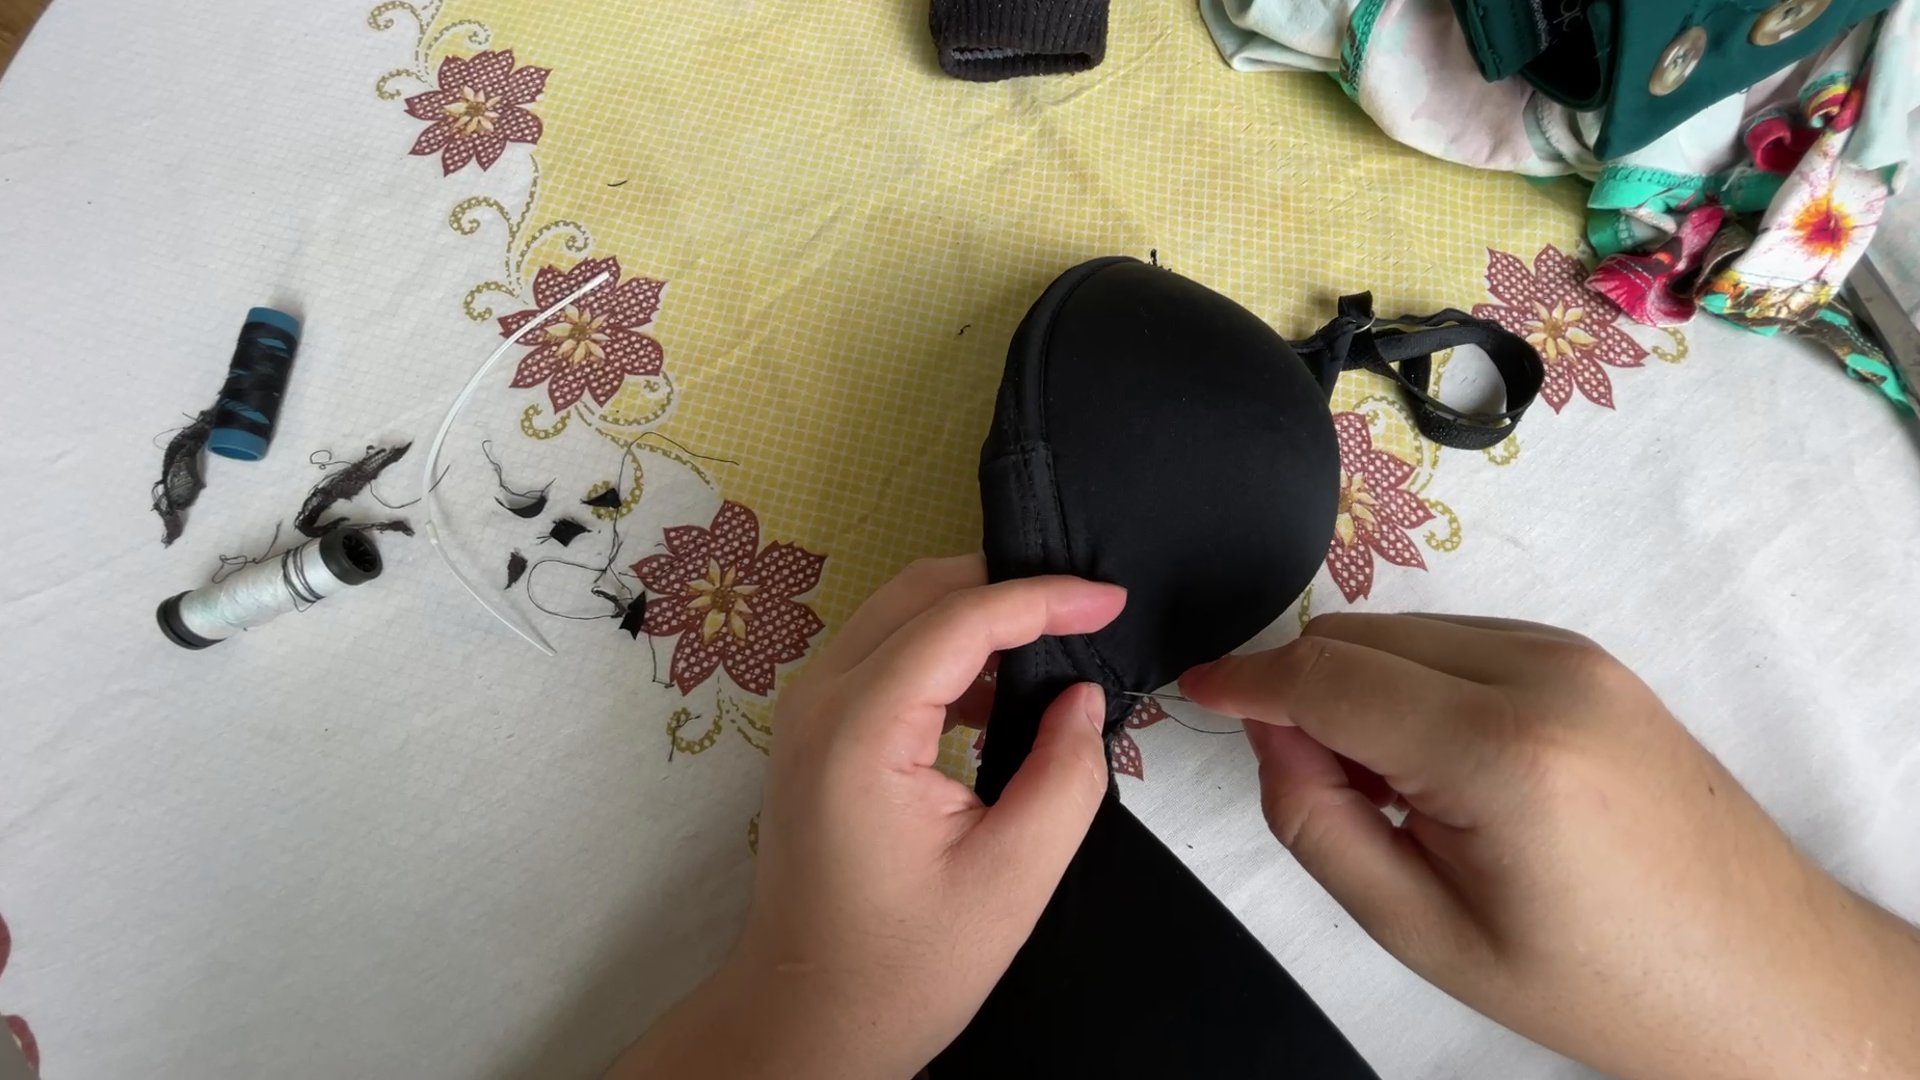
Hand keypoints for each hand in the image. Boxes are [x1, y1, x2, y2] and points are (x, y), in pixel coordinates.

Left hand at [610, 557, 1122, 1079]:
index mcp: (860, 729)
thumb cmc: (905, 964)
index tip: (1108, 598)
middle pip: (920, 592)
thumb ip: (1065, 777)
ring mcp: (810, 703)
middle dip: (1006, 584)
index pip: (958, 620)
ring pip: (901, 610)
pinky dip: (947, 646)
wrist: (806, 1014)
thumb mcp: (1011, 880)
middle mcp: (820, 695)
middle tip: (1081, 606)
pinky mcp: (818, 721)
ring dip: (976, 611)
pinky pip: (888, 649)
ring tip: (1049, 640)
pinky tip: (993, 689)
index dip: (1041, 597)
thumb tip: (1083, 695)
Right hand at [1181, 613, 1919, 1079]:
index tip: (1196, 686)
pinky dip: (1399, 680)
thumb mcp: (1416, 928)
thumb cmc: (1590, 982)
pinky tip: (1437, 753)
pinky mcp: (1577, 652)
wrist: (1780, 985)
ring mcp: (1566, 652)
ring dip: (1350, 687)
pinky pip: (1435, 638)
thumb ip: (1311, 816)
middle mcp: (1537, 673)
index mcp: (1500, 752)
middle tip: (1324, 782)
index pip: (1325, 679)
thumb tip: (1268, 727)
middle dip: (1299, 693)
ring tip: (1393, 779)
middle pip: (1347, 640)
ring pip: (1386, 631)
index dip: (1244, 679)